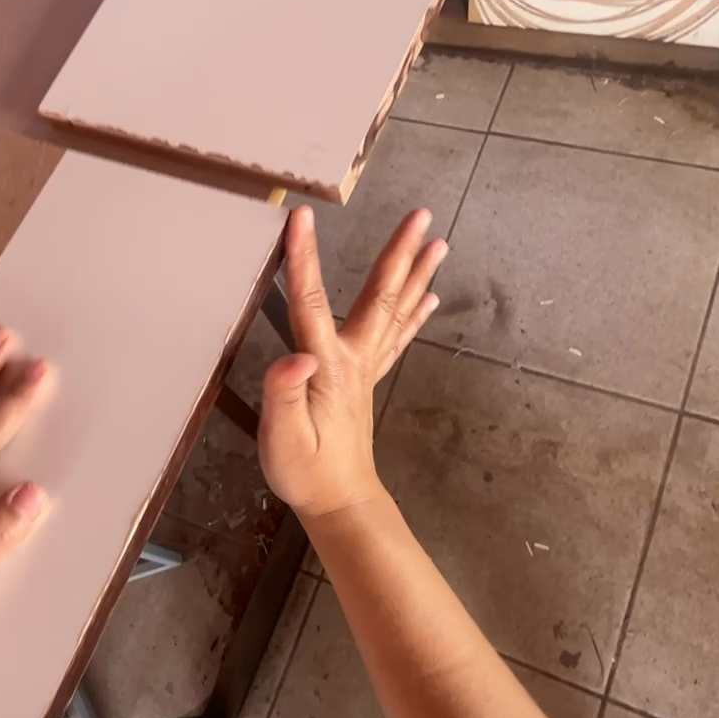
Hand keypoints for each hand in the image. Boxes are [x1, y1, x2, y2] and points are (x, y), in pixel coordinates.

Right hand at [260, 207, 446, 518]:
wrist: (340, 501)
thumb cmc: (305, 472)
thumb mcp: (282, 439)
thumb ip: (285, 396)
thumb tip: (296, 357)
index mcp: (329, 366)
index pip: (311, 302)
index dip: (304, 258)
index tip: (302, 217)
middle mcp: (355, 358)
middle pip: (379, 296)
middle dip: (399, 252)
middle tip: (422, 215)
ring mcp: (367, 367)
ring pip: (396, 311)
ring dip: (415, 273)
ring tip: (436, 242)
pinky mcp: (369, 378)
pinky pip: (398, 337)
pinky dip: (415, 312)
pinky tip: (429, 296)